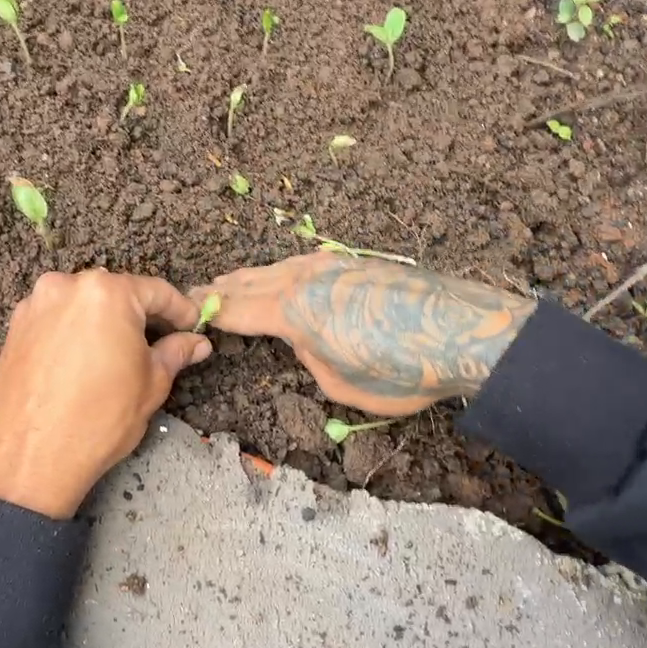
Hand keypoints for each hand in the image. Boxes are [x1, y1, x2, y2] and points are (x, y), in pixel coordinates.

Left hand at [0, 270, 210, 519]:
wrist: (31, 457)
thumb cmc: (99, 419)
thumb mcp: (151, 384)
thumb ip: (175, 353)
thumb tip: (197, 342)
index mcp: (108, 293)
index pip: (156, 291)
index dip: (180, 310)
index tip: (193, 325)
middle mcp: (67, 286)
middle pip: (116, 291)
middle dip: (140, 314)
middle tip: (161, 340)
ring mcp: (36, 304)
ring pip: (84, 303)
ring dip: (105, 320)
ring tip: (120, 352)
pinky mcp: (15, 326)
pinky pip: (57, 318)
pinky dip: (75, 330)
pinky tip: (85, 359)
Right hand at [194, 254, 534, 416]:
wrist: (463, 331)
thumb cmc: (402, 371)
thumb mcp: (342, 385)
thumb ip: (311, 358)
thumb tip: (306, 339)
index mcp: (292, 310)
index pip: (236, 308)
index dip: (208, 311)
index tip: (184, 310)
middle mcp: (305, 278)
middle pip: (249, 281)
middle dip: (220, 289)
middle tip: (193, 293)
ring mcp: (331, 265)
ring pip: (276, 268)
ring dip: (249, 277)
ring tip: (230, 281)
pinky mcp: (354, 262)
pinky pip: (302, 263)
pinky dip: (279, 269)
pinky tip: (281, 272)